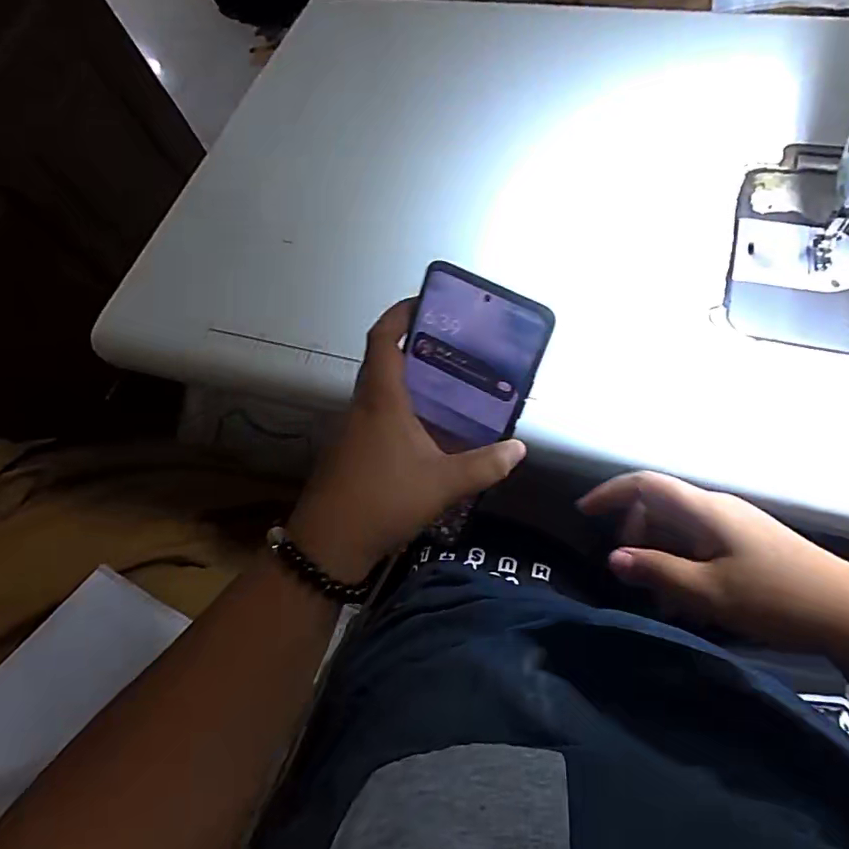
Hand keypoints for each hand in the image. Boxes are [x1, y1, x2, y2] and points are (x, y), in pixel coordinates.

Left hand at [287, 300, 526, 580]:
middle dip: (416, 348)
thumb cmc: (383, 500)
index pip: (383, 339)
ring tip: (452, 387)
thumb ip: (484, 466)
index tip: (426, 304)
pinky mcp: (353, 451)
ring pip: (382, 391)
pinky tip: (431, 432)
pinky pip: (380, 416)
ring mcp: (354, 430)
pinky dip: (405, 411)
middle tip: (455, 349)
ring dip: (411, 382)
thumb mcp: (442, 484)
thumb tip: (519, 449)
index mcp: (381, 399)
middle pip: (384, 361)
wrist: (329, 544)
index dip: (400, 314)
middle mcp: (363, 406)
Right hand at [576, 471, 848, 650]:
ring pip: (681, 529)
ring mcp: (738, 525)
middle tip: (630, 575)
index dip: (611, 493)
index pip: (646, 484)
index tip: (584, 512)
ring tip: (664, 599)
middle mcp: (719, 508)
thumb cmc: (776, 598)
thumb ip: (658, 571)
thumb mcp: (708, 592)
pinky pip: (702, 544)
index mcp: (705, 510)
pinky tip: (694, 601)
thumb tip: (614, 557)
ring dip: (661, 556)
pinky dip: (684, 564)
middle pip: (661, 507)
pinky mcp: (751, 543)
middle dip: (636, 536)